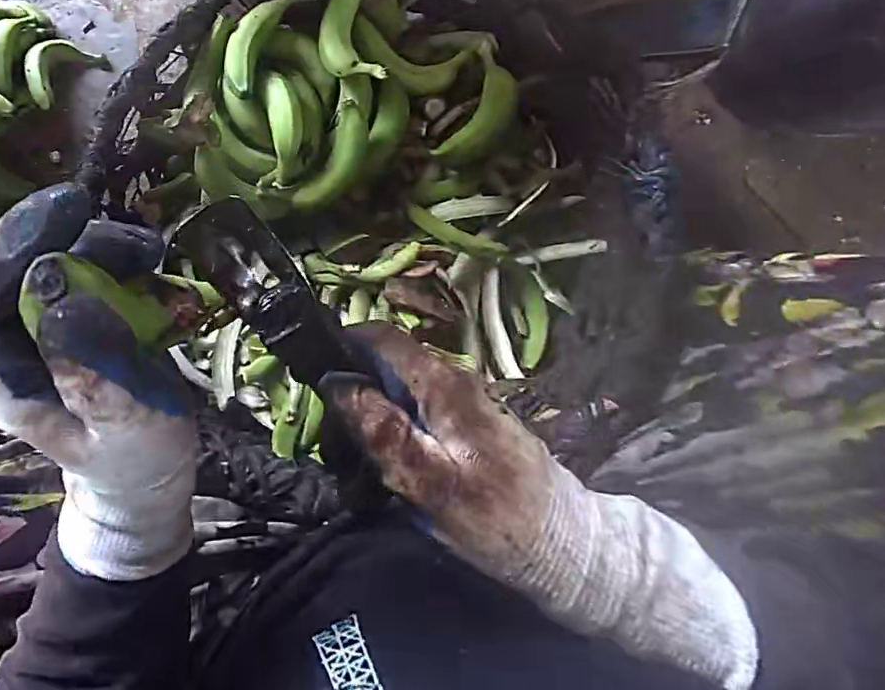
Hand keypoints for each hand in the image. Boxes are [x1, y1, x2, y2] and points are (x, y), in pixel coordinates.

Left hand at [0, 184, 194, 581]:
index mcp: (8, 382)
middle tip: (82, 202)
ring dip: (97, 240)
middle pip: (8, 272)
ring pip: (53, 257)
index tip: (49, 220)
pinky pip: (90, 263)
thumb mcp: (126, 426)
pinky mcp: (88, 308)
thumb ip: (95, 371)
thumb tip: (63, 298)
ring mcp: (54, 323)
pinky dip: (120, 250)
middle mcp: (19, 345)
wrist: (154, 470)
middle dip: (44, 232)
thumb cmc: (135, 461)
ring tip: (149, 251)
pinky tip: (152, 258)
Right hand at [320, 322, 556, 585]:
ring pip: (402, 378)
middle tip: (330, 416)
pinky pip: (419, 399)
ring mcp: (465, 396)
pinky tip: (390, 449)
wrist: (571, 548)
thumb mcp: (428, 483)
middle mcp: (454, 377)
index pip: (381, 336)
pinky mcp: (472, 417)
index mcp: (441, 384)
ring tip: (354, 438)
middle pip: (389, 356)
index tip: (314, 366)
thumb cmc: (496, 520)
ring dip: (373, 396)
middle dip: (354, 374)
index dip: (343, 341)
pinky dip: (395, 412)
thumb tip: (335, 382)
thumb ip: (381, 430)